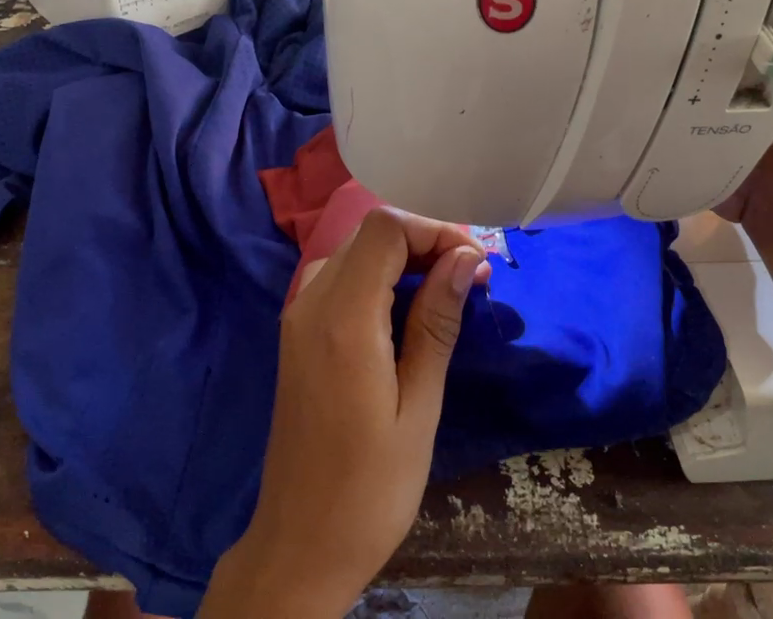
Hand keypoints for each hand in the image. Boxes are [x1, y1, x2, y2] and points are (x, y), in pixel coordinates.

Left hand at [200, 209, 488, 618]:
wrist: (301, 543)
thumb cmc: (371, 488)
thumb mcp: (419, 407)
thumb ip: (437, 322)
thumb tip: (464, 258)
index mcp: (342, 319)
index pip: (386, 229)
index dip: (435, 229)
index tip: (476, 263)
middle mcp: (310, 304)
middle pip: (369, 234)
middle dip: (423, 241)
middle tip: (471, 277)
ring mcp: (297, 318)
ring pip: (353, 253)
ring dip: (401, 259)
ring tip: (448, 291)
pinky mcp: (296, 336)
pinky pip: (338, 280)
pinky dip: (377, 278)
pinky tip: (408, 310)